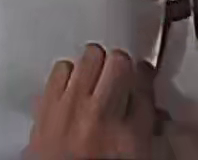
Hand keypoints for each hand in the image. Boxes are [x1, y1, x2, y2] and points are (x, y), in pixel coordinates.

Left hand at [26, 45, 157, 159]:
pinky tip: (72, 91)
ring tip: (95, 83)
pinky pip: (61, 68)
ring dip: (96, 67)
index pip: (145, 88)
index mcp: (129, 141)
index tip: (143, 78)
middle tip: (119, 82)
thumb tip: (151, 108)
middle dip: (122, 69)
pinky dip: (68, 75)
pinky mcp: (45, 106)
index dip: (145, 80)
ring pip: (91, 55)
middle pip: (119, 62)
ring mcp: (71, 108)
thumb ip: (145, 134)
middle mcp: (101, 118)